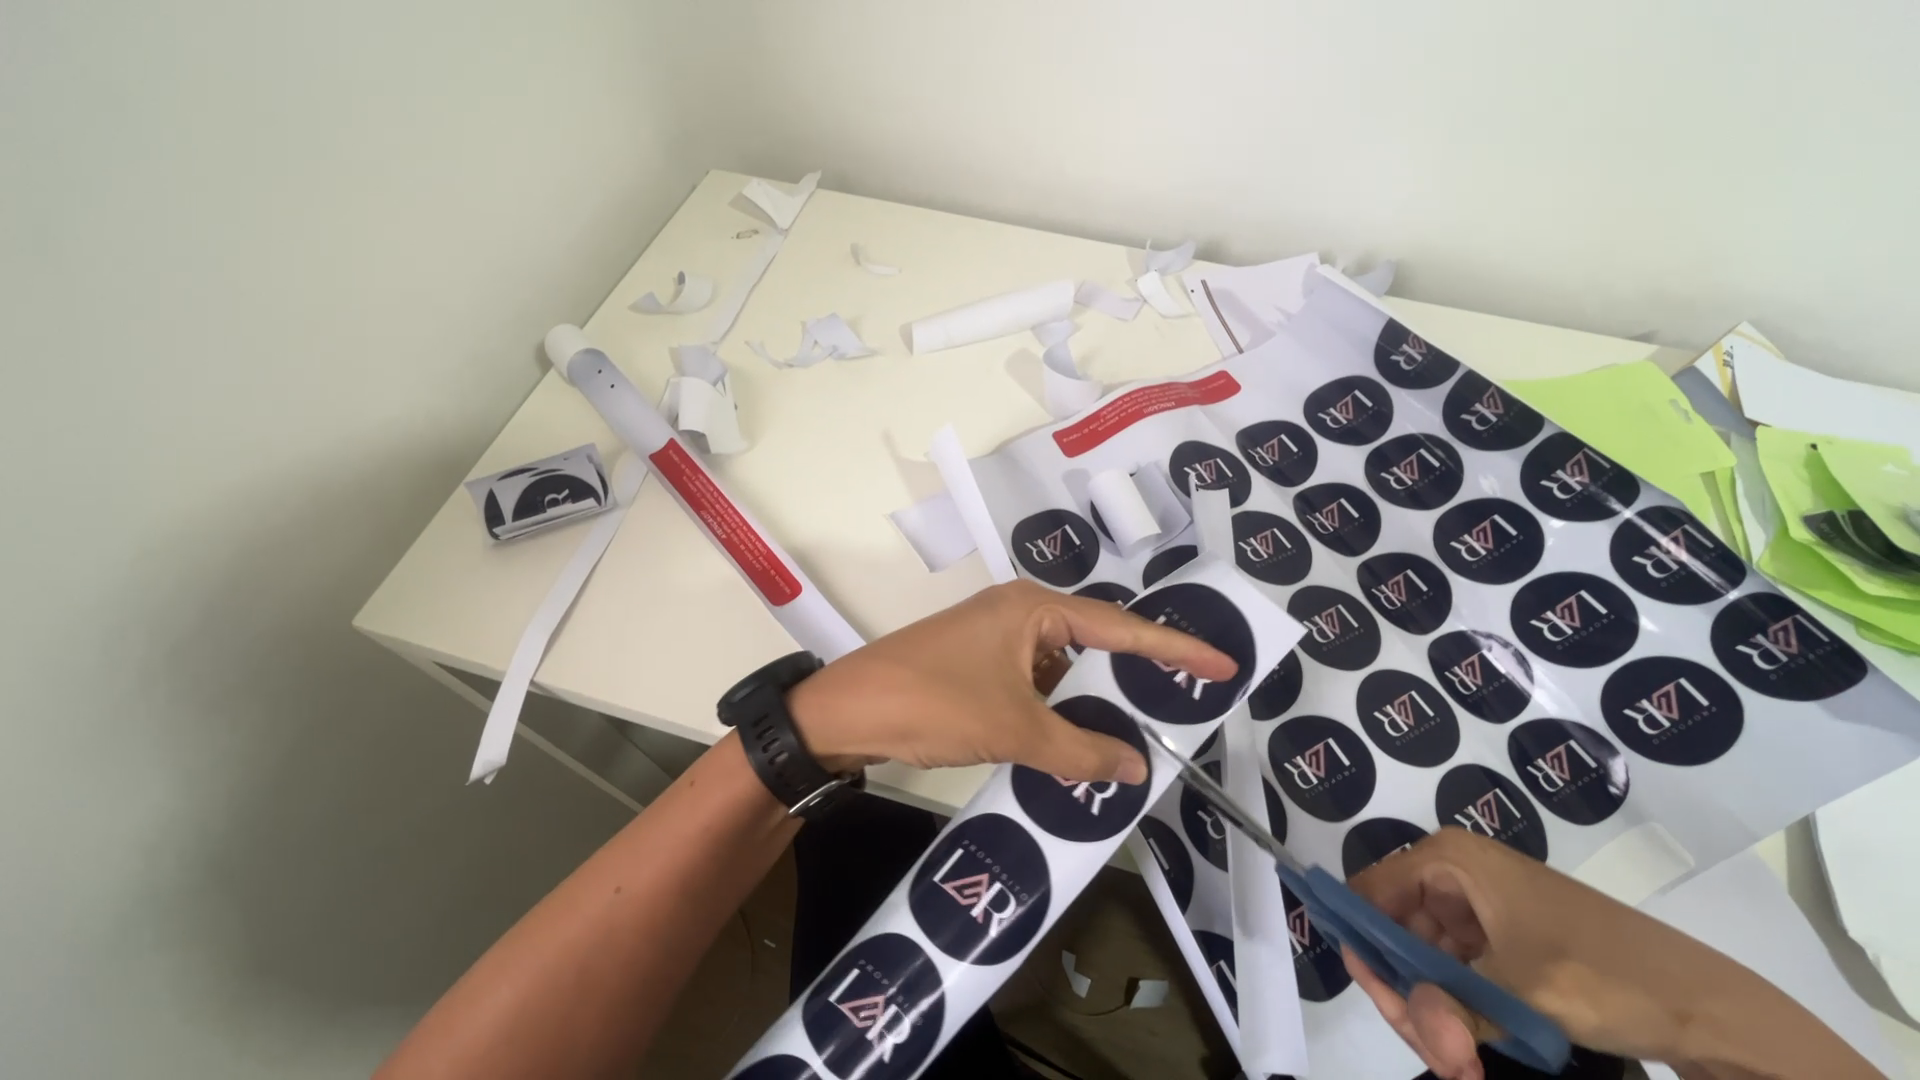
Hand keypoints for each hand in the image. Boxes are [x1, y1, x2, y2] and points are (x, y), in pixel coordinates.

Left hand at [786, 581, 1235, 782]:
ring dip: (1090, 701)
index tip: (1223, 664)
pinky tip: (1075, 742)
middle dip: (1132, 677)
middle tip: (1180, 703)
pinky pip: (1035, 683)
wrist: (842, 712)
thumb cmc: (932, 702)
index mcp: (1034, 608)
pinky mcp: (976, 664)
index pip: (1122, 626)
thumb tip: (1136, 765)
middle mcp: (1019, 612)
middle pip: (1094, 643)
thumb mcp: (1014, 729)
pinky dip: (1056, 710)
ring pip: (1062, 668)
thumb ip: (1080, 748)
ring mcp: (994, 638)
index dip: (1176, 648)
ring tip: (1132, 734)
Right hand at [1341, 829, 1878, 1079]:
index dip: (1363, 943)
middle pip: (1391, 931)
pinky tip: (1471, 1050)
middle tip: (1438, 1052)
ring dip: (1430, 1011)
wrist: (1707, 1005)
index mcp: (1449, 859)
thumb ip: (1453, 1011)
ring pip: (1419, 959)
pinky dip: (1454, 1010)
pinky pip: (1450, 970)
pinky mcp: (1496, 939)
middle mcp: (1453, 873)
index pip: (1369, 892)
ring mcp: (1474, 907)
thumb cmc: (1608, 975)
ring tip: (1461, 1063)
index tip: (1385, 1002)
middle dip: (1406, 995)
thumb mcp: (1524, 994)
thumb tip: (1419, 1030)